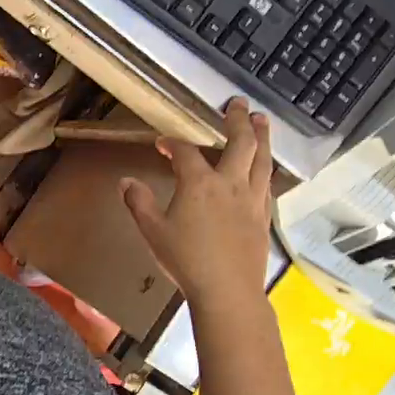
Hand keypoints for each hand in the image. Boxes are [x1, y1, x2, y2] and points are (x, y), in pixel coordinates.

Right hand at [120, 98, 273, 308]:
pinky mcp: (264, 216)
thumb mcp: (152, 231)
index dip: (172, 144)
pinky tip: (264, 168)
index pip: (185, 152)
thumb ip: (139, 202)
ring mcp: (252, 199)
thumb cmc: (185, 259)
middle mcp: (230, 184)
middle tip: (239, 104)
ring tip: (262, 121)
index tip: (163, 143)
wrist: (227, 290)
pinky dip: (266, 167)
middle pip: (240, 143)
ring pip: (262, 159)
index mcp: (199, 184)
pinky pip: (268, 183)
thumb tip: (126, 182)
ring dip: (262, 137)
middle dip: (238, 120)